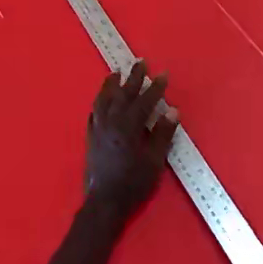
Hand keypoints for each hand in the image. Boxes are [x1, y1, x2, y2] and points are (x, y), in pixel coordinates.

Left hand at [83, 62, 176, 220]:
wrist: (105, 201)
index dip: (155, 87)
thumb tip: (172, 110)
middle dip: (133, 78)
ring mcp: (98, 129)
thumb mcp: (154, 160)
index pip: (144, 100)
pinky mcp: (90, 138)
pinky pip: (93, 113)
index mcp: (128, 126)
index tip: (162, 74)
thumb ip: (163, 134)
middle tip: (140, 62)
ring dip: (110, 85)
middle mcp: (110, 122)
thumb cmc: (134, 183)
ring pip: (103, 100)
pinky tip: (100, 101)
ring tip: (115, 72)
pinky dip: (98, 103)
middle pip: (122, 94)